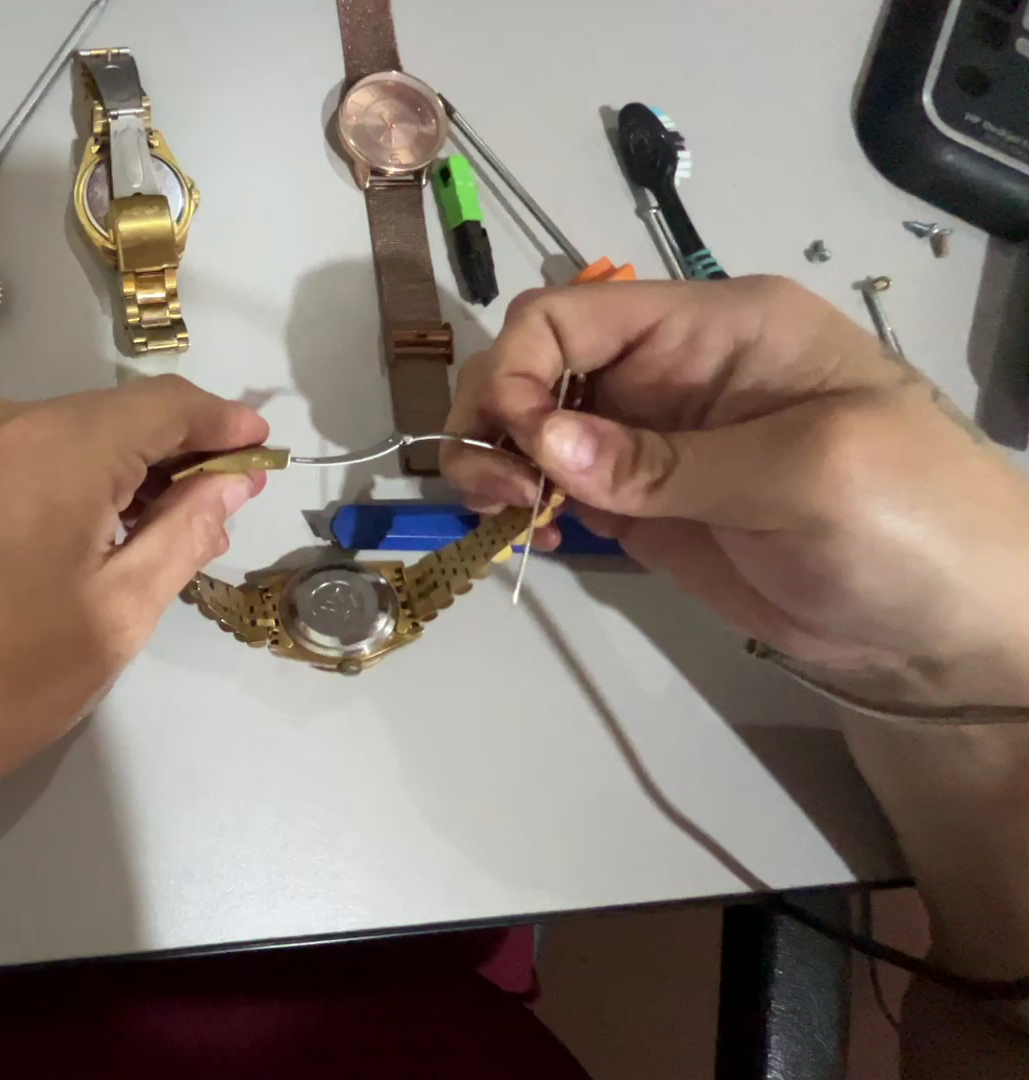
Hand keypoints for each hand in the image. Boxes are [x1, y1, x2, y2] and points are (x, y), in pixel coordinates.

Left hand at [0, 375, 267, 802]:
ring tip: (179, 526)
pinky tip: (121, 522)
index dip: (222, 424)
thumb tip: (234, 481)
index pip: (165, 405)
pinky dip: (95, 474)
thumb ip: (187, 529)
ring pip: (90, 429)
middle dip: (182, 451)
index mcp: (59, 447)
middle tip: (225, 507)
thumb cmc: (19, 673)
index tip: (264, 454)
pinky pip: (53, 448)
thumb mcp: (124, 608)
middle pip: (125, 413)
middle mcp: (14, 420)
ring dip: (139, 466)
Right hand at [442, 277, 1028, 709]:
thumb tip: (539, 443)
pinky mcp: (615, 492)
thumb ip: (662, 459)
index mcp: (708, 329)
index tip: (522, 447)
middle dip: (490, 420)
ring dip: (487, 464)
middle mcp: (654, 370)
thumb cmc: (912, 528)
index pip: (562, 318)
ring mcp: (629, 434)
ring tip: (511, 515)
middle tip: (507, 492)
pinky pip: (531, 479)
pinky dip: (509, 503)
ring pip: (511, 423)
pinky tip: (535, 536)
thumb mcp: (807, 477)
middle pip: (520, 364)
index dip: (517, 372)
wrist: (934, 630)